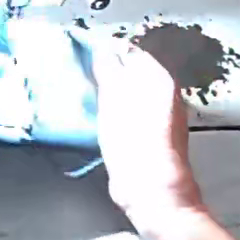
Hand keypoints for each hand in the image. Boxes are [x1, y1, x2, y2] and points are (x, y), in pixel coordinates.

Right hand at [93, 41, 205, 234]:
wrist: (151, 191)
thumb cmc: (133, 140)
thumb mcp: (115, 98)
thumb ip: (108, 69)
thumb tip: (101, 47)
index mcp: (159, 79)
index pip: (130, 50)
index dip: (105, 48)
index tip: (79, 49)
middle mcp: (163, 93)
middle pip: (130, 71)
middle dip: (105, 68)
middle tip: (76, 70)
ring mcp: (157, 116)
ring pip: (127, 91)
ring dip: (106, 89)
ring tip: (79, 89)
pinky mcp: (147, 136)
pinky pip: (126, 111)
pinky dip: (110, 108)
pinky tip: (92, 113)